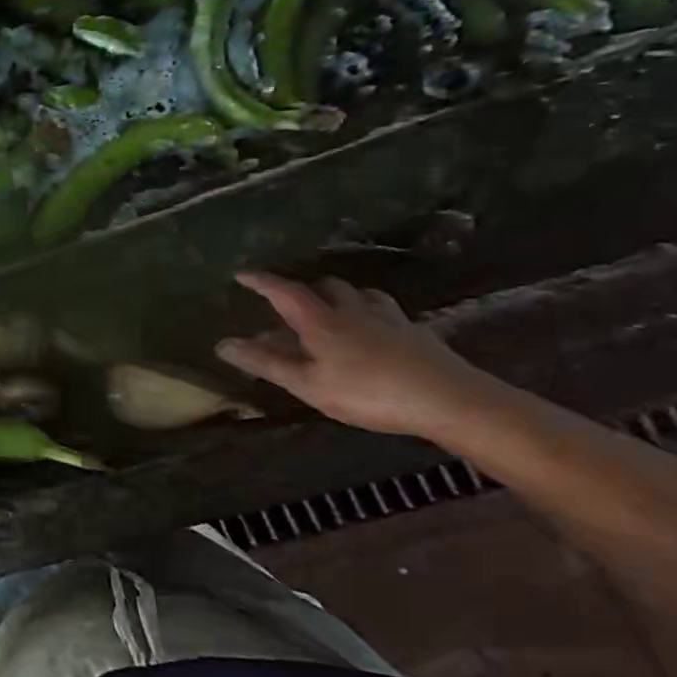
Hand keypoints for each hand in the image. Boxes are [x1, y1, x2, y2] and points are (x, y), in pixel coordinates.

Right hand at [215, 272, 494, 439]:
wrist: (454, 402)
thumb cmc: (369, 392)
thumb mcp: (308, 384)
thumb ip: (266, 363)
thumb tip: (222, 344)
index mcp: (322, 321)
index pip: (285, 291)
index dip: (262, 281)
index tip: (242, 274)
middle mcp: (354, 311)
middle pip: (327, 286)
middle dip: (307, 288)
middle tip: (294, 302)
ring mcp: (391, 320)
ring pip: (362, 294)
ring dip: (343, 297)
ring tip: (336, 312)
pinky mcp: (419, 335)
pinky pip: (389, 313)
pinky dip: (373, 315)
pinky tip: (376, 333)